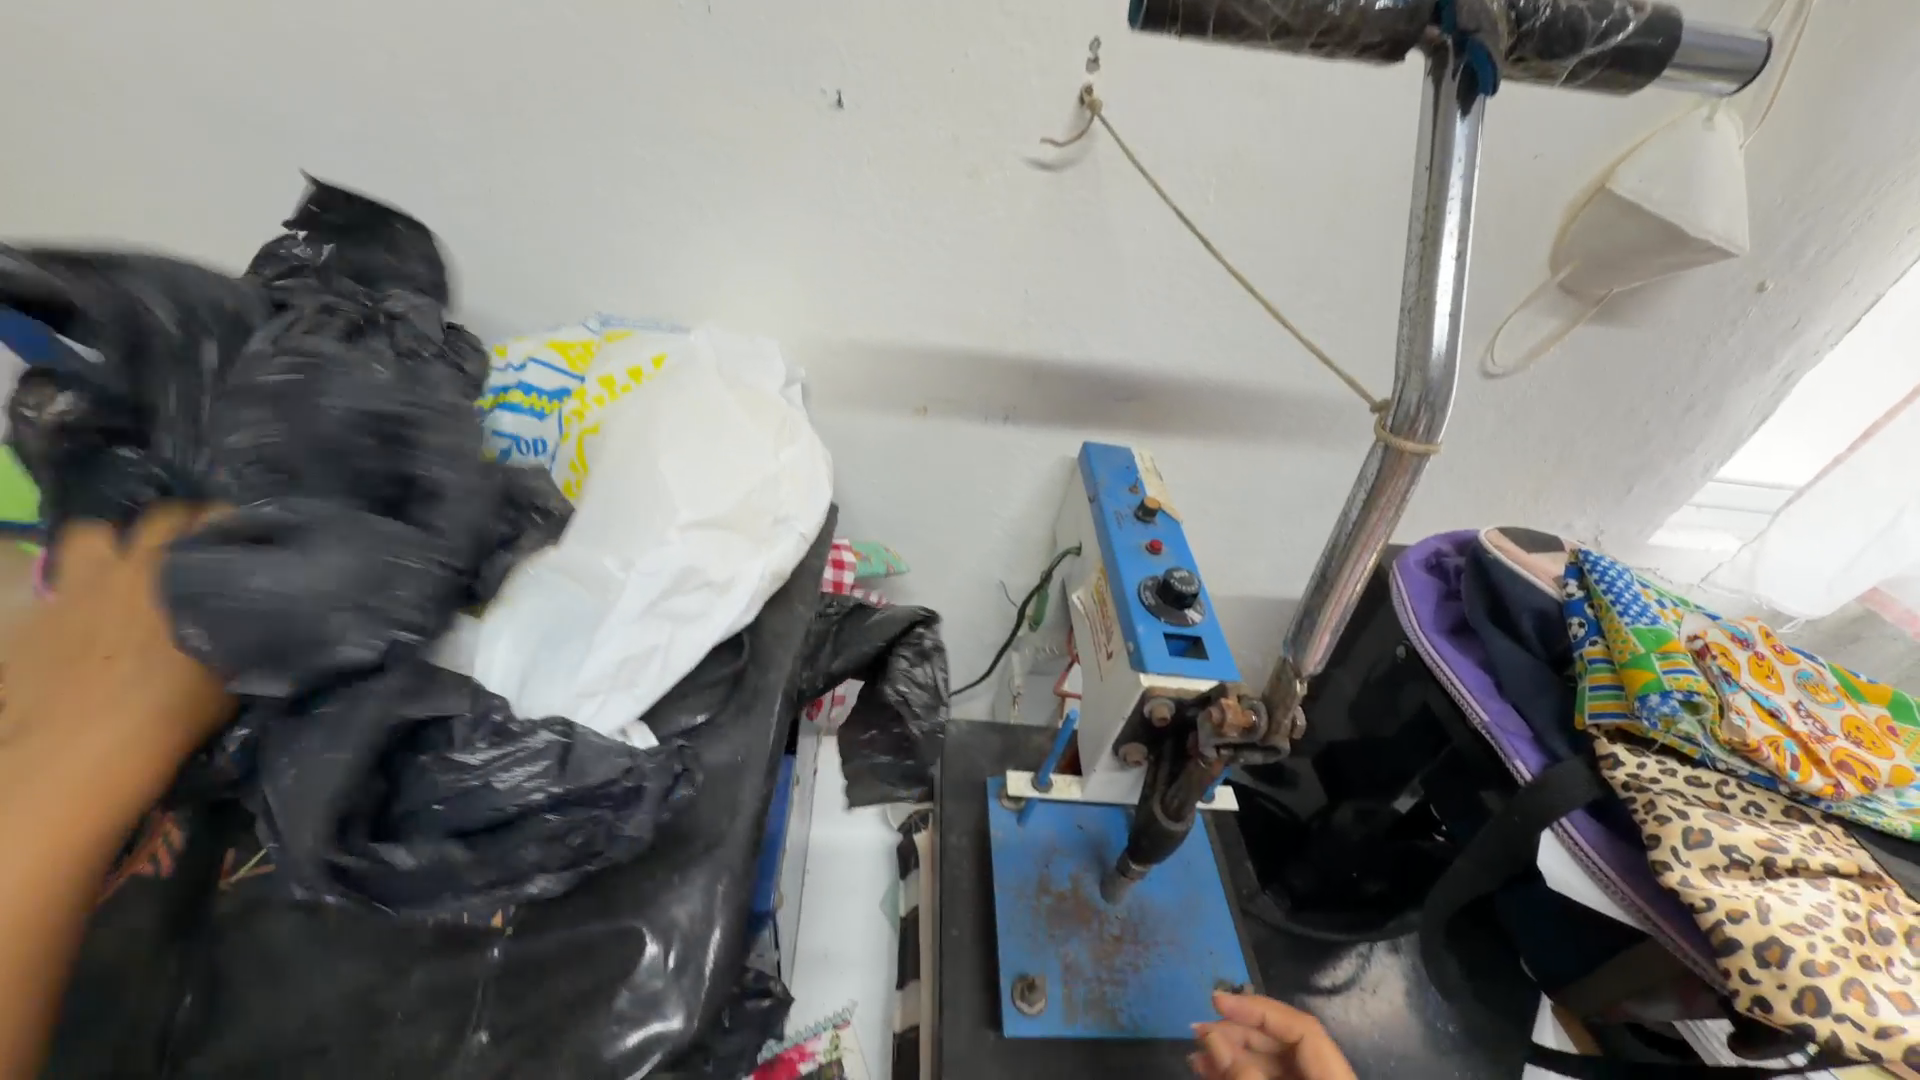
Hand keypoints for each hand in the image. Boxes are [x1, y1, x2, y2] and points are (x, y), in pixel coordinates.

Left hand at [0, 507, 232, 807]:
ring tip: (128, 568)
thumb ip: (245, 618)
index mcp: (178, 570)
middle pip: (150, 520)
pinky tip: (83, 609)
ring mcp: (69, 590)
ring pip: (85, 538)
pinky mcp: (26, 619)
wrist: (83, 749)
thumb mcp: (238, 658)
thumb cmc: (176, 706)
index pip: (208, 519)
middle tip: (193, 549)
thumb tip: (268, 602)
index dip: (229, 522)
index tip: (245, 536)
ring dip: (108, 547)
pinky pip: (42, 582)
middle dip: (173, 527)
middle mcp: (124, 566)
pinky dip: (64, 587)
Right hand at [1191, 991, 1355, 1079]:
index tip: (1216, 1000)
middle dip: (1237, 1034)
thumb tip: (1211, 1035)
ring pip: (1270, 1065)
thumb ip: (1246, 1075)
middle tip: (1198, 1032)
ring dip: (1231, 1056)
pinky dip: (1238, 1074)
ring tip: (1196, 1055)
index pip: (1301, 1026)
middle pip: (1283, 1043)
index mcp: (1336, 1077)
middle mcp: (1325, 1078)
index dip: (1257, 1008)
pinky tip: (1209, 1071)